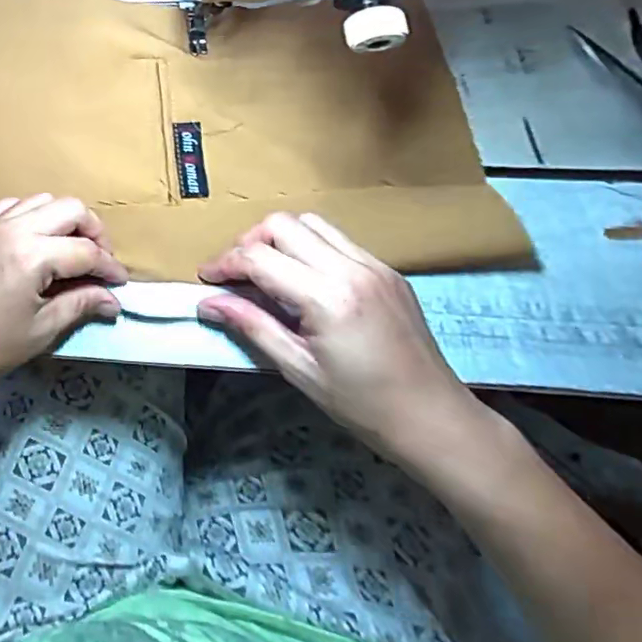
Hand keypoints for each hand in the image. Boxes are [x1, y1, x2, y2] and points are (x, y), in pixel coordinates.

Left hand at [0, 194, 127, 397]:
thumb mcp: (41, 330)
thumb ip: (80, 304)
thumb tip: (112, 299)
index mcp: (32, 255)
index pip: (85, 251)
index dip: (109, 267)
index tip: (121, 284)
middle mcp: (15, 228)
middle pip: (71, 209)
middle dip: (93, 232)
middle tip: (99, 263)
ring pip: (44, 200)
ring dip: (65, 220)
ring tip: (72, 252)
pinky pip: (14, 205)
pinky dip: (33, 215)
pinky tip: (38, 239)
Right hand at [196, 212, 495, 471]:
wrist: (434, 419)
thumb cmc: (361, 404)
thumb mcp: (298, 369)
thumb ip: (251, 326)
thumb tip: (208, 303)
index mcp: (327, 297)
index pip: (259, 257)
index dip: (225, 264)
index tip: (207, 280)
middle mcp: (351, 268)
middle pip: (282, 224)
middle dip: (249, 242)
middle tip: (237, 274)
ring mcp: (374, 265)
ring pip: (310, 222)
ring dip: (280, 238)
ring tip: (268, 270)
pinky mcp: (387, 270)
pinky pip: (337, 239)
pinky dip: (309, 247)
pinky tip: (304, 279)